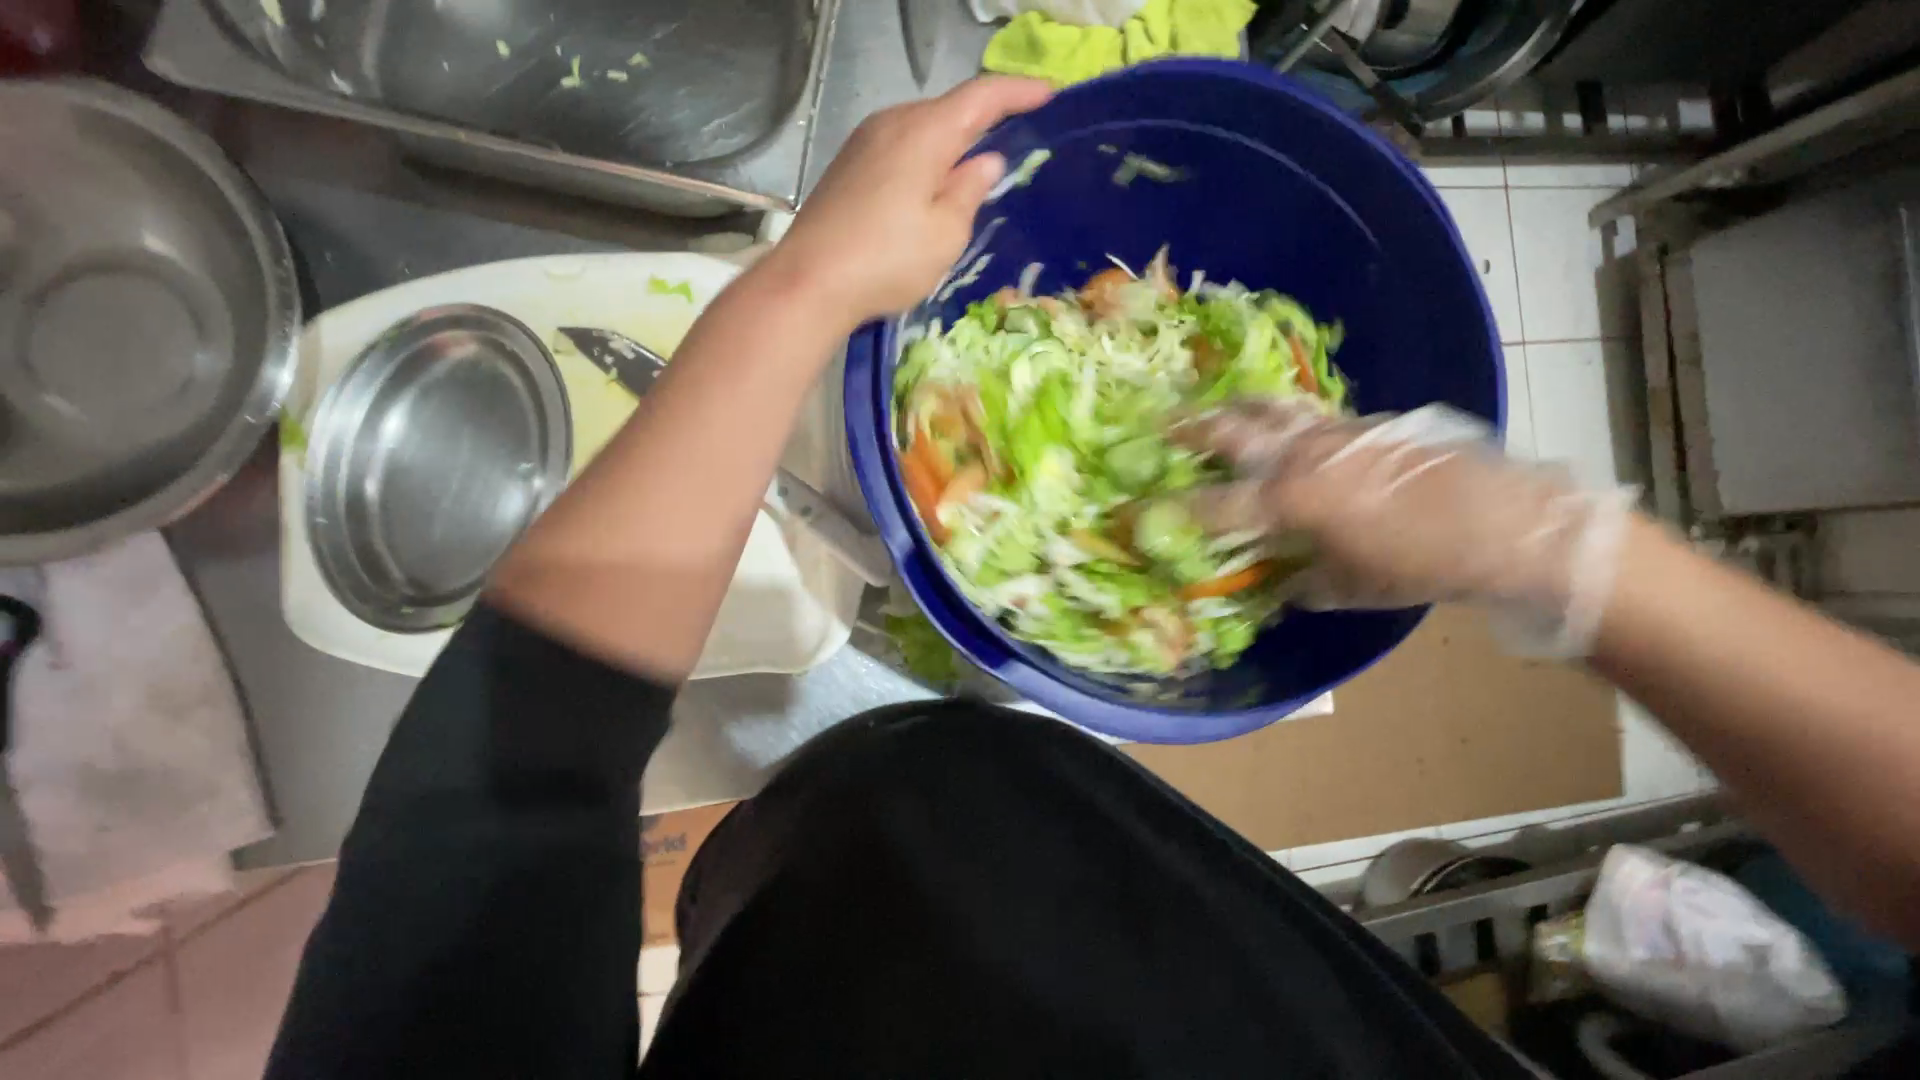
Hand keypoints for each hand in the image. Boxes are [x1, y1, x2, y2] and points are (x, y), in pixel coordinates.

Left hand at [764, 76, 1053, 329]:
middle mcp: (891, 123)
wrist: (808, 283)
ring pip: (920, 130)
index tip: (1049, 95)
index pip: (981, 97)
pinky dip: (924, 158)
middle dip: (984, 119)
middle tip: (1016, 135)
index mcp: (923, 132)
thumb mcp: (945, 233)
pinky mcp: (846, 168)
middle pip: (947, 110)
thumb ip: (970, 191)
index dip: (1018, 93)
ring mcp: (863, 144)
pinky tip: (931, 185)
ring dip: (951, 142)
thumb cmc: (887, 260)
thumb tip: (986, 160)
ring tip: (976, 165)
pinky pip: (898, 149)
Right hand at [1175, 399, 1635, 657]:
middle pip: (1227, 430)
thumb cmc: (1420, 566)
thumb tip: (1279, 586)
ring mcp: (1334, 431)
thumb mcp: (1351, 587)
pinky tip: (1287, 425)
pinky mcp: (1366, 422)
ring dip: (1234, 407)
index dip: (1168, 512)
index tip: (1136, 512)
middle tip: (1158, 425)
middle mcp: (1300, 455)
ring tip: (1215, 407)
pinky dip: (1285, 416)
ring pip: (1269, 406)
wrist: (1508, 524)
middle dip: (1186, 428)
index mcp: (1286, 501)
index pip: (1209, 506)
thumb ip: (1302, 583)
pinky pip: (1311, 412)